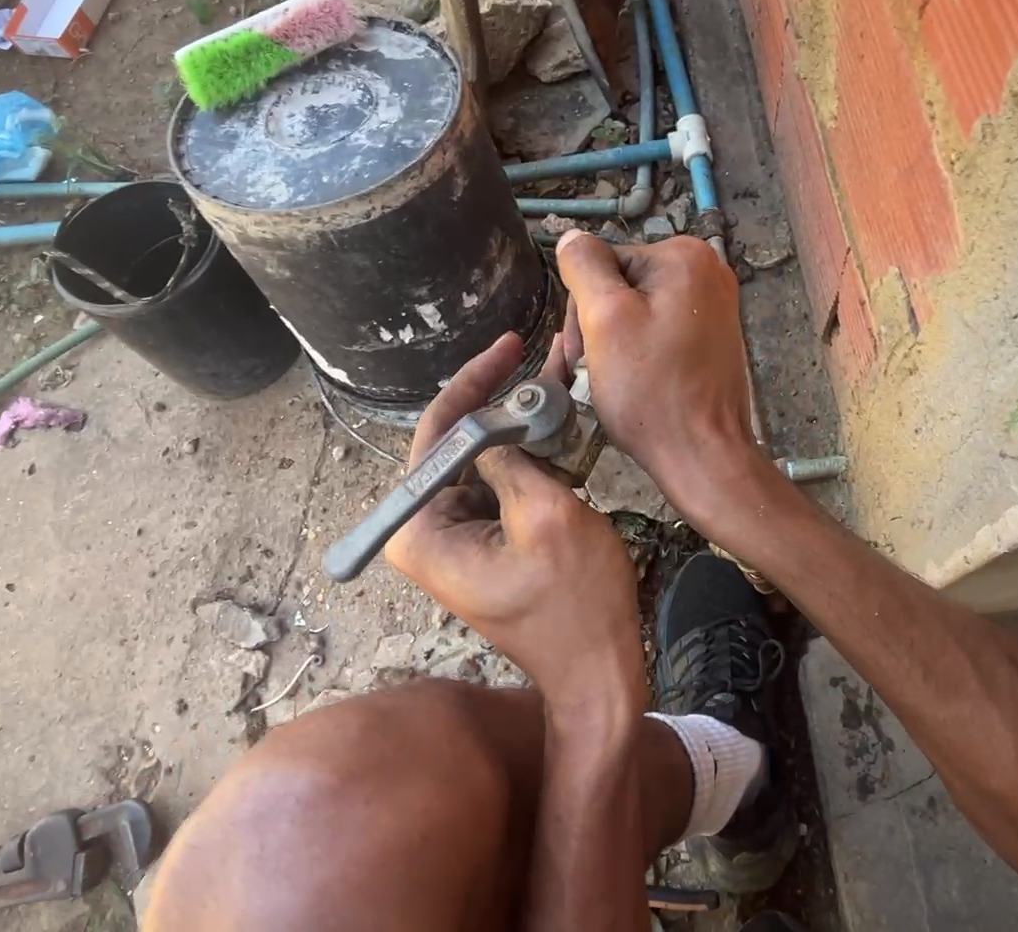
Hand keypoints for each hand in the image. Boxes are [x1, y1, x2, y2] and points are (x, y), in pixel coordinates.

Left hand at [383, 331, 644, 704]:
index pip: (436, 434)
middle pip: (457, 443)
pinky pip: (501, 485)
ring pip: (484, 460)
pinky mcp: (484, 544)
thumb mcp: (547, 517)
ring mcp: (455, 540)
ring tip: (557, 378)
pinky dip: (530, 454)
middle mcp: (425, 533)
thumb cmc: (576, 603)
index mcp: (421, 530)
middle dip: (502, 400)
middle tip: (541, 357)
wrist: (596, 669)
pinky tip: (559, 421)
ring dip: (521, 423)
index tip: (509, 348)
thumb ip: (511, 461)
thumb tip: (500, 427)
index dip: (474, 384)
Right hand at [554, 232, 768, 522]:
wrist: (703, 454)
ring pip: (636, 312)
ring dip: (614, 345)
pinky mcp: (712, 338)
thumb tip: (573, 237)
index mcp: (685, 255)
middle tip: (595, 371)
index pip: (603, 263)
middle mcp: (707, 271)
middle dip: (600, 326)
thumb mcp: (605, 319)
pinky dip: (640, 355)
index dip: (584, 307)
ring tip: (615, 382)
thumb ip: (584, 267)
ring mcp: (715, 306)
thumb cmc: (652, 390)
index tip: (586, 351)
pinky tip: (638, 384)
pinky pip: (659, 333)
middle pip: (621, 286)